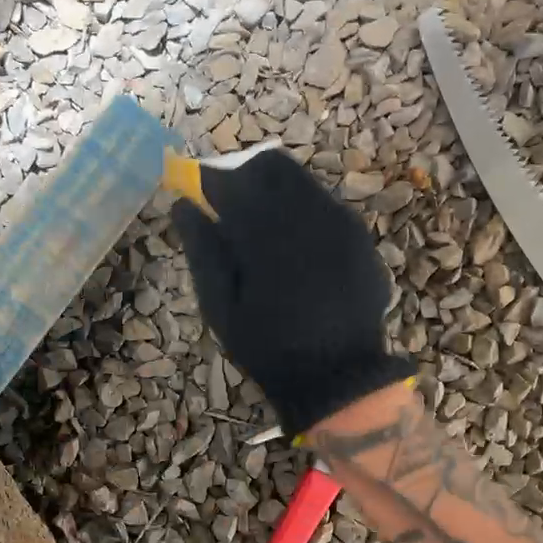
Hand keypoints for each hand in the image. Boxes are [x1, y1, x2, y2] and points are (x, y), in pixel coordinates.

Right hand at [171, 149, 413, 434]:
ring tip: (255, 230)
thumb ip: (203, 251)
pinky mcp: (361, 238)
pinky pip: (324, 206)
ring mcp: (343, 223)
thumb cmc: (268, 347)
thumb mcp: (221, 307)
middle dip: (242, 175)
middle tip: (223, 204)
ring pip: (301, 182)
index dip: (207, 177)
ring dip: (272, 193)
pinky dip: (298, 213)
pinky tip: (289, 250)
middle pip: (272, 165)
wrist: (338, 377)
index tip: (191, 187)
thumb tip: (181, 206)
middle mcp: (311, 214)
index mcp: (269, 233)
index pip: (233, 178)